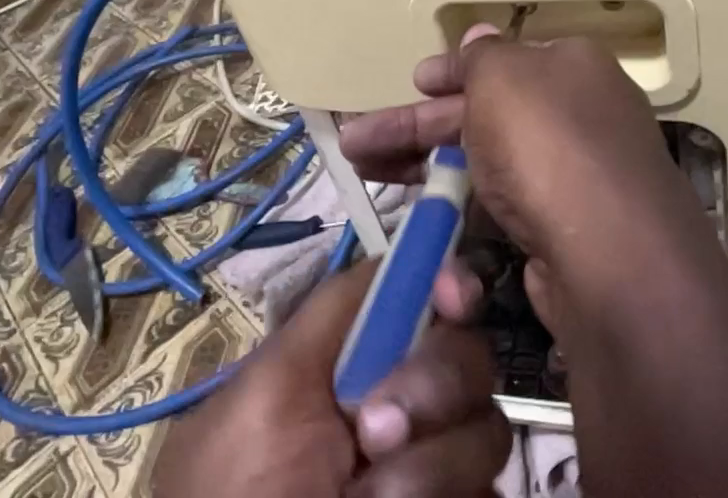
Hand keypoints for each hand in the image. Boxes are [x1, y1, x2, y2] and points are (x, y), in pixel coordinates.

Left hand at [152, 259, 507, 497]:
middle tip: (374, 435)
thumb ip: (333, 312)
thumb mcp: (263, 390)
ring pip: (487, 426)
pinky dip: (447, 494)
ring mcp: (433, 465)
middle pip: (468, 352)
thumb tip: (407, 254)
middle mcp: (403, 403)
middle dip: (433, 384)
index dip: (450, 284)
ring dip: (431, 466)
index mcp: (356, 361)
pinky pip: (490, 485)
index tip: (453, 298)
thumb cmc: (237, 494)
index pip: (426, 300)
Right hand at [340, 28, 724, 331]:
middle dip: (417, 126)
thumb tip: (478, 35)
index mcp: (570, 69)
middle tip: (357, 143)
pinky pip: (501, 210)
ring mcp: (572, 178)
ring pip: (487, 164)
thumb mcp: (504, 76)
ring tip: (365, 174)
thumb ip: (482, 55)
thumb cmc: (547, 143)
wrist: (608, 253)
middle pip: (484, 116)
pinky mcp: (563, 232)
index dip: (452, 72)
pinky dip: (461, 211)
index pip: (502, 63)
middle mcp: (577, 117)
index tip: (412, 81)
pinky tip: (423, 221)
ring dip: (426, 167)